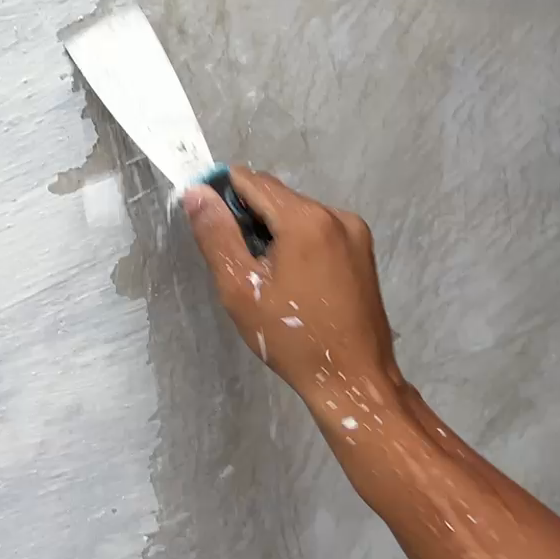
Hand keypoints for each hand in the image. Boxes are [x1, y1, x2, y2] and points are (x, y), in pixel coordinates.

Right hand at [180, 168, 401, 402]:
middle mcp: (335, 214)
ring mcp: (355, 232)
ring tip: (263, 275)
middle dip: (248, 217)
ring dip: (272, 230)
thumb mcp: (240, 288)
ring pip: (296, 213)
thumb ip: (216, 235)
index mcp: (305, 219)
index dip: (222, 194)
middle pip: (276, 196)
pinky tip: (290, 278)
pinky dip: (296, 241)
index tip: (206, 223)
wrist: (353, 378)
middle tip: (235, 261)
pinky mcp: (363, 250)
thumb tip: (196, 193)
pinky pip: (317, 229)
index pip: (252, 181)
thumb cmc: (291, 338)